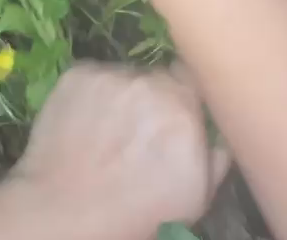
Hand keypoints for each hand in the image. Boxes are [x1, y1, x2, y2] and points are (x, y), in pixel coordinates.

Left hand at [13, 62, 230, 233]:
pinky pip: (94, 76)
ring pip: (123, 77)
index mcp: (182, 110)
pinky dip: (94, 93)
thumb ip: (216, 157)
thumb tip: (217, 133)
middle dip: (152, 98)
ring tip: (110, 129)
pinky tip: (87, 121)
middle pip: (154, 78)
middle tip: (139, 130)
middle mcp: (146, 82)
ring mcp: (107, 74)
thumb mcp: (196, 198)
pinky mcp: (76, 73)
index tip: (177, 113)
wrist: (69, 207)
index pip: (189, 78)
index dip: (183, 94)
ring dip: (122, 95)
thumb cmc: (140, 212)